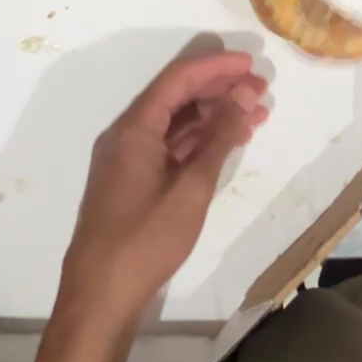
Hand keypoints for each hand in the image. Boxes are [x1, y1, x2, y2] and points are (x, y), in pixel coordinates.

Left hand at [59, 50, 270, 313]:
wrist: (100, 297)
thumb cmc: (146, 238)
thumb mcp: (192, 186)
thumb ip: (219, 137)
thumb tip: (244, 95)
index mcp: (134, 127)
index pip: (179, 78)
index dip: (216, 67)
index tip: (251, 64)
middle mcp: (127, 133)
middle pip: (177, 96)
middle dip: (220, 89)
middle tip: (261, 89)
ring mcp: (128, 157)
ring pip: (176, 121)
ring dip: (214, 115)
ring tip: (256, 115)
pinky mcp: (133, 179)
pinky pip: (170, 144)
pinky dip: (200, 140)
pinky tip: (228, 143)